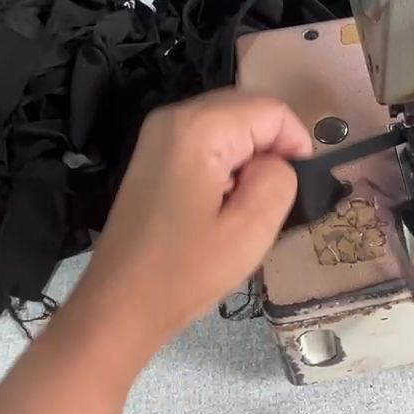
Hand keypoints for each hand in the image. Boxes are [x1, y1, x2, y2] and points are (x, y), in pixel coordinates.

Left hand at [68, 90, 311, 350]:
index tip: (292, 191)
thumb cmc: (184, 273)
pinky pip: (210, 138)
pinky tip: (222, 200)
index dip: (295, 146)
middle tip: (269, 198)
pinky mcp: (155, 153)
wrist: (118, 306)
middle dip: (272, 147)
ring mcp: (160, 133)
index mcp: (198, 129)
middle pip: (250, 108)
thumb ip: (279, 180)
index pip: (272, 110)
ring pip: (232, 122)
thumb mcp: (250, 231)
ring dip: (251, 155)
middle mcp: (175, 116)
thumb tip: (278, 161)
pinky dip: (229, 160)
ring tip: (246, 202)